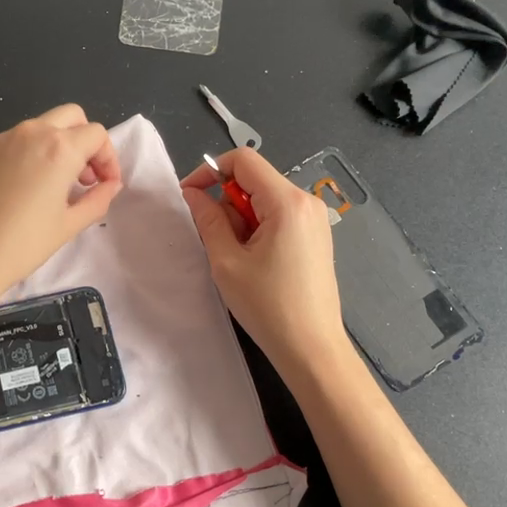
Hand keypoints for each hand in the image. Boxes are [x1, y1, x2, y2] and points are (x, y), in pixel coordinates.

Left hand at [0, 104, 123, 294]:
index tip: (104, 185)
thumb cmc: (23, 244)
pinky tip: (23, 188)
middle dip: (85, 141)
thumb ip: (98, 199)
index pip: (97, 134)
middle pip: (71, 117)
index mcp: (59, 148)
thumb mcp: (70, 225)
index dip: (108, 158)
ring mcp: (2, 138)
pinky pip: (15, 141)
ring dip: (57, 145)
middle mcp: (31, 132)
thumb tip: (110, 185)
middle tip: (84, 177)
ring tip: (55, 185)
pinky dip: (30, 154)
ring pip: (41, 126)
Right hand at [180, 147, 344, 373]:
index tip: (190, 196)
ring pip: (265, 199)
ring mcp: (314, 219)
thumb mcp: (226, 262)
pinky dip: (258, 228)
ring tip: (237, 258)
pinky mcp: (316, 236)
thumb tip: (194, 194)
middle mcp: (306, 202)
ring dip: (241, 218)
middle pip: (255, 179)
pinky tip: (254, 261)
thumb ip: (209, 220)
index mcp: (287, 202)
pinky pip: (279, 216)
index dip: (210, 171)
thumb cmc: (267, 305)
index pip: (244, 160)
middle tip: (216, 241)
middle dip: (227, 202)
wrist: (310, 346)